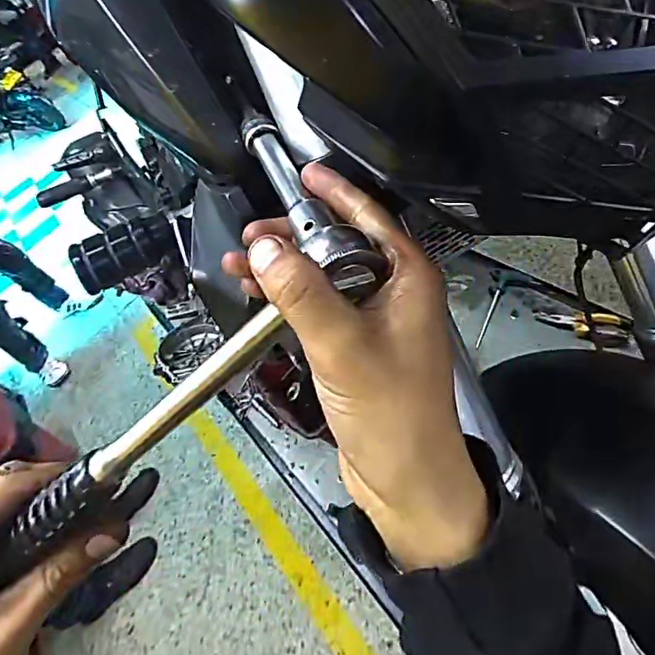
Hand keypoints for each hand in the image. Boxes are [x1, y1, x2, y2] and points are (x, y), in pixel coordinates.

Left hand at [0, 462, 150, 654]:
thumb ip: (57, 577)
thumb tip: (113, 530)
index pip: (5, 485)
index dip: (60, 475)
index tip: (106, 482)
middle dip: (47, 505)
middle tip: (93, 520)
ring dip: (25, 523)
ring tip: (60, 547)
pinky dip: (0, 539)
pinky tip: (18, 564)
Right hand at [221, 164, 487, 570]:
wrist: (407, 480)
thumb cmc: (395, 415)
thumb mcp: (343, 345)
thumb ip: (303, 293)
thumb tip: (268, 247)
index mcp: (409, 277)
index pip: (370, 218)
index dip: (337, 192)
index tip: (307, 173)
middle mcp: (395, 290)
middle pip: (342, 245)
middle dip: (298, 235)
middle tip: (257, 231)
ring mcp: (375, 317)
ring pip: (326, 275)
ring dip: (287, 267)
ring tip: (244, 259)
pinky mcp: (356, 343)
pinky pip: (320, 305)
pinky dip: (290, 298)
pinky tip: (260, 293)